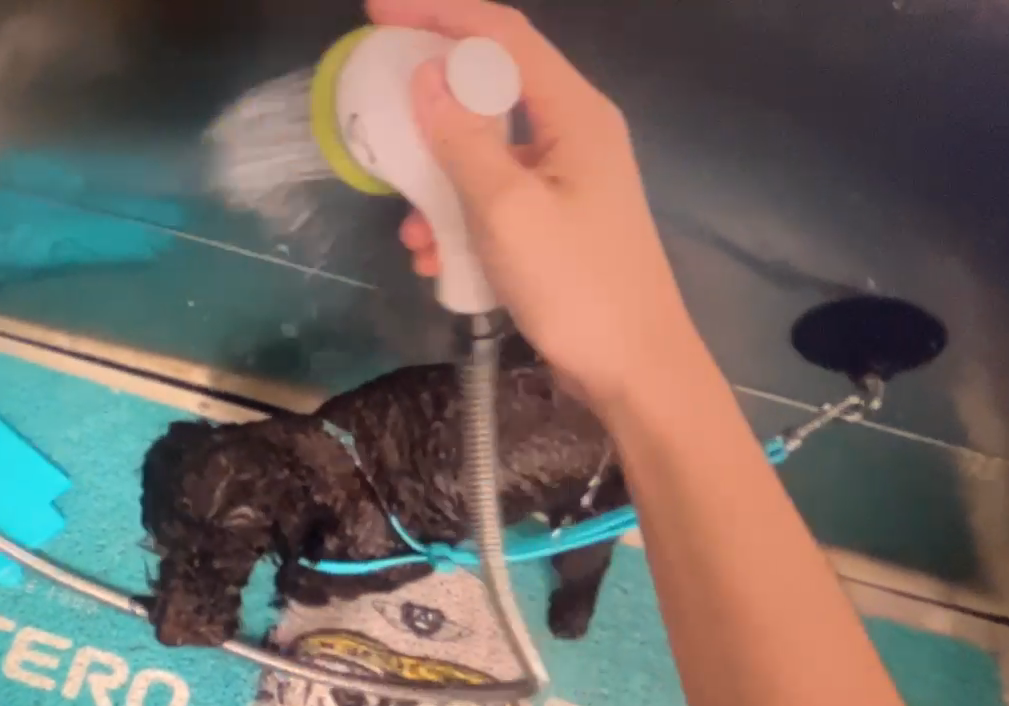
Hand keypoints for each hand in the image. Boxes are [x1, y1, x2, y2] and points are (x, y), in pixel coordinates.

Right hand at [368, 0, 710, 413]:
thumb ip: (464, 143)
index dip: (438, 13)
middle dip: (430, 121)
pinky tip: (437, 262)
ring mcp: (564, 184)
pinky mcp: (553, 226)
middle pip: (489, 96)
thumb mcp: (508, 211)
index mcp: (573, 113)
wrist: (631, 367)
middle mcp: (572, 136)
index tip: (377, 13)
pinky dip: (460, 225)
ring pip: (484, 161)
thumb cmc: (575, 285)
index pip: (500, 36)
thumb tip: (425, 82)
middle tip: (383, 137)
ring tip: (414, 234)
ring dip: (439, 191)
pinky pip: (494, 205)